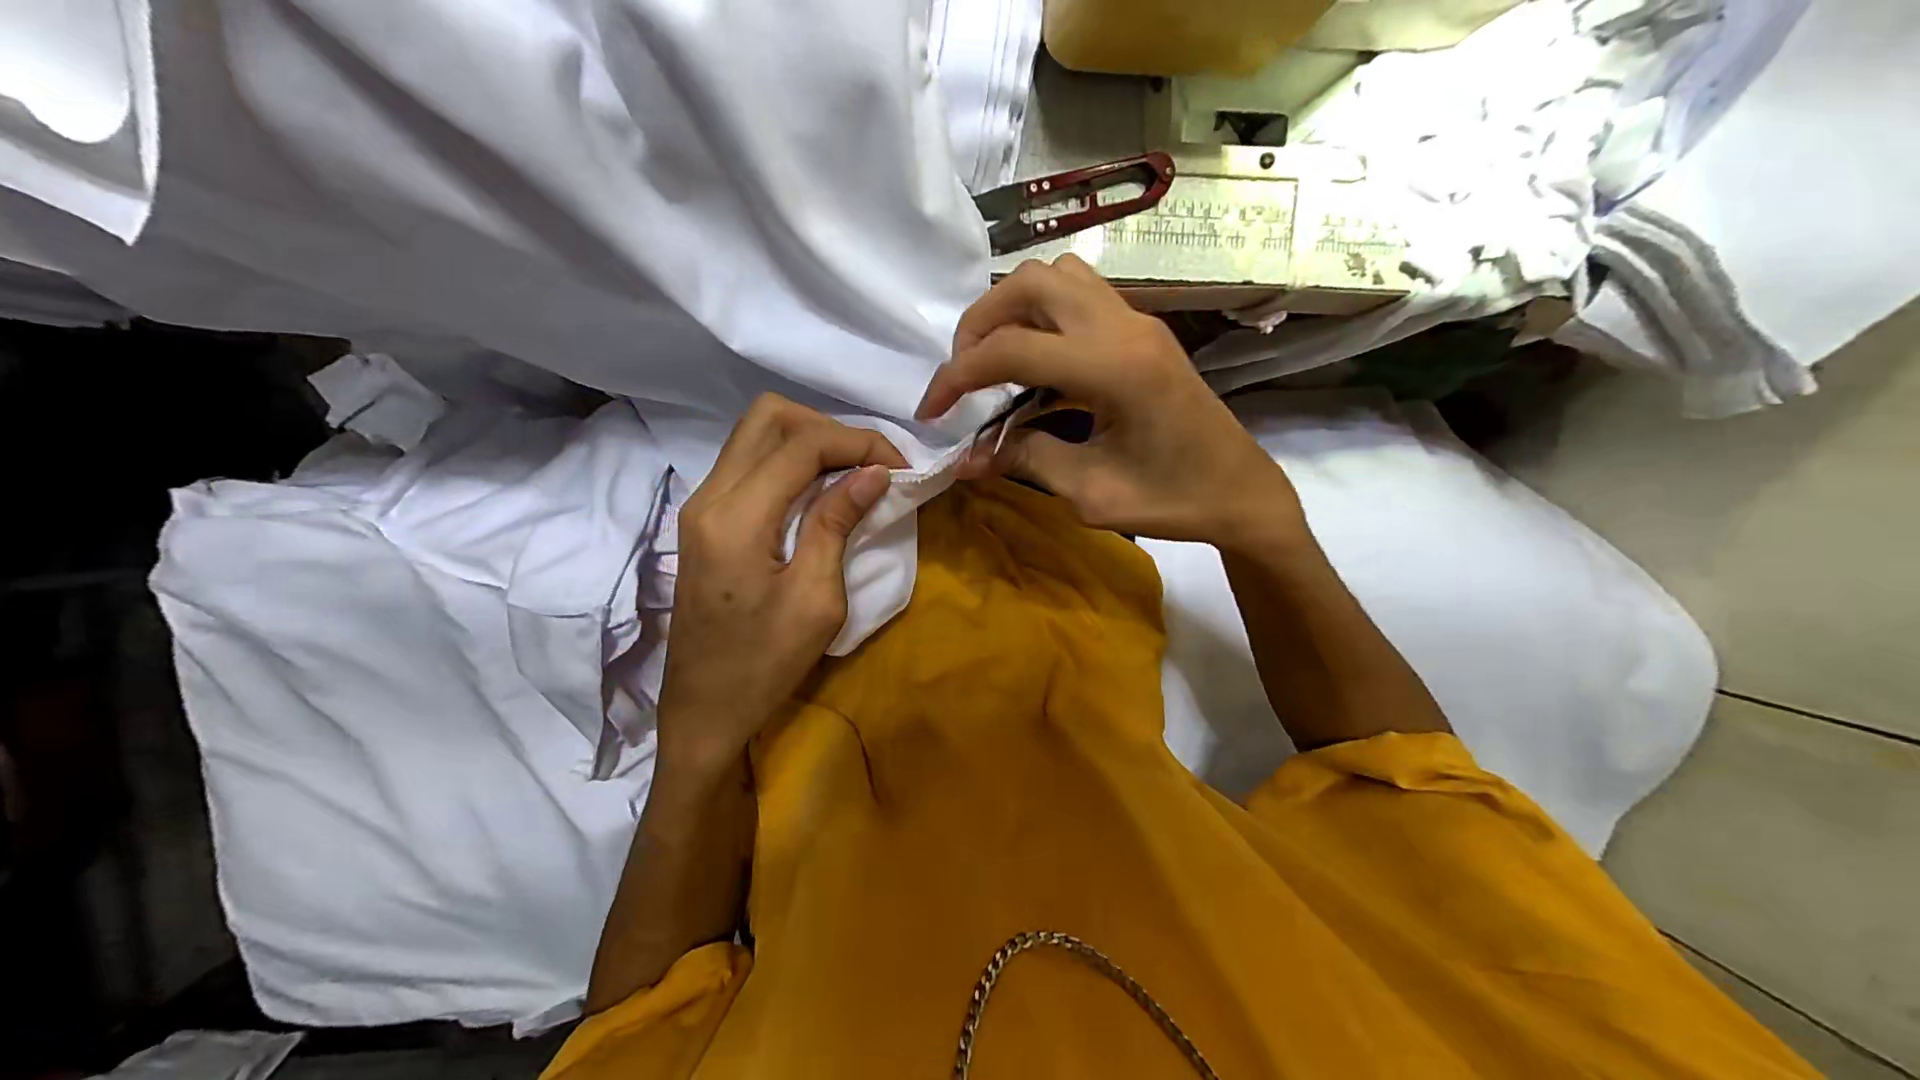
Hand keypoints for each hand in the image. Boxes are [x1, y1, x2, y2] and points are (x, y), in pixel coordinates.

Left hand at [657, 394, 905, 770]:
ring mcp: (700, 505)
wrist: (704, 709)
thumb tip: (873, 472)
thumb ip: (837, 524)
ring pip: (754, 434)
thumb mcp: (816, 600)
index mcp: (736, 518)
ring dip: (807, 441)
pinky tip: (818, 492)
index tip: (897, 466)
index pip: (801, 443)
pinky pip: (747, 463)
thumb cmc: (765, 665)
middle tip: (869, 465)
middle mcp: (709, 496)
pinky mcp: (704, 520)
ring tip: (849, 475)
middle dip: (828, 428)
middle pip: (768, 417)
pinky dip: (788, 462)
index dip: (858, 442)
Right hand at [917, 255, 1307, 551]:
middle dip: (980, 323)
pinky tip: (1036, 363)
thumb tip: (966, 459)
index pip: (1010, 349)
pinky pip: (1080, 294)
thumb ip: (1025, 461)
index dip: (956, 378)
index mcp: (1112, 368)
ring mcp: (1137, 321)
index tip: (931, 412)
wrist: (1241, 492)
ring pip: (1057, 276)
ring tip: (996, 361)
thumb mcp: (1091, 493)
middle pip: (1030, 283)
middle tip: (964, 374)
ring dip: (1013, 309)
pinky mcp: (1143, 330)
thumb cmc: (1173, 501)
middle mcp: (1123, 327)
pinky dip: (1043, 315)